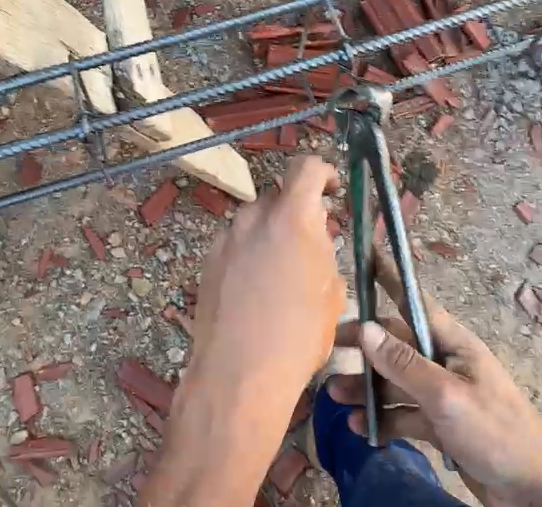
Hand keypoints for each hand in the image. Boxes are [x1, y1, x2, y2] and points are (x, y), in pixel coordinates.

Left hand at [186, 154, 344, 388]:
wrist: (239, 372)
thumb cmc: (298, 335)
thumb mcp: (332, 293)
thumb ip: (324, 250)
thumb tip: (318, 235)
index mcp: (292, 216)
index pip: (307, 168)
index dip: (324, 172)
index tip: (333, 188)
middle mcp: (256, 216)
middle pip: (280, 198)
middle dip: (298, 214)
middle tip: (312, 245)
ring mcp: (227, 236)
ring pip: (256, 222)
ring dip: (271, 235)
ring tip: (282, 274)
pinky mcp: (209, 258)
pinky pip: (236, 244)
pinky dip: (249, 255)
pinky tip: (255, 290)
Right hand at [327, 249, 541, 506]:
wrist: (534, 492)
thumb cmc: (496, 432)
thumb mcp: (446, 395)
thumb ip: (404, 363)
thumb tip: (366, 328)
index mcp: (452, 342)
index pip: (413, 300)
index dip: (388, 278)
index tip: (364, 255)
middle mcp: (444, 361)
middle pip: (395, 345)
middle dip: (364, 347)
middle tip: (329, 350)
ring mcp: (442, 394)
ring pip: (395, 383)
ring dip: (367, 388)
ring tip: (336, 397)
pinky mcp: (440, 425)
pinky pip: (403, 414)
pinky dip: (382, 419)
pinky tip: (361, 428)